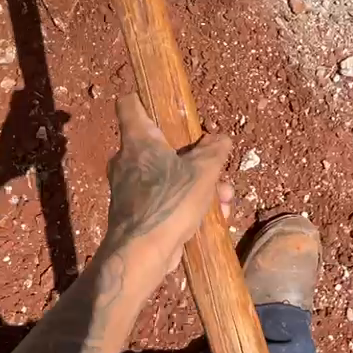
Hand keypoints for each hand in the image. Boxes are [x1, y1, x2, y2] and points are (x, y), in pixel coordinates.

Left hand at [100, 94, 232, 281]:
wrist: (141, 254)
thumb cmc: (169, 202)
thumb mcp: (203, 171)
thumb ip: (215, 150)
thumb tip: (220, 138)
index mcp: (138, 140)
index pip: (129, 104)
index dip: (145, 99)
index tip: (164, 104)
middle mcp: (128, 161)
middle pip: (163, 145)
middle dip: (197, 159)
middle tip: (218, 171)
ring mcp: (130, 188)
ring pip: (170, 175)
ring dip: (200, 185)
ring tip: (224, 202)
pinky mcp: (136, 212)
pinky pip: (167, 198)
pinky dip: (188, 204)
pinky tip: (213, 218)